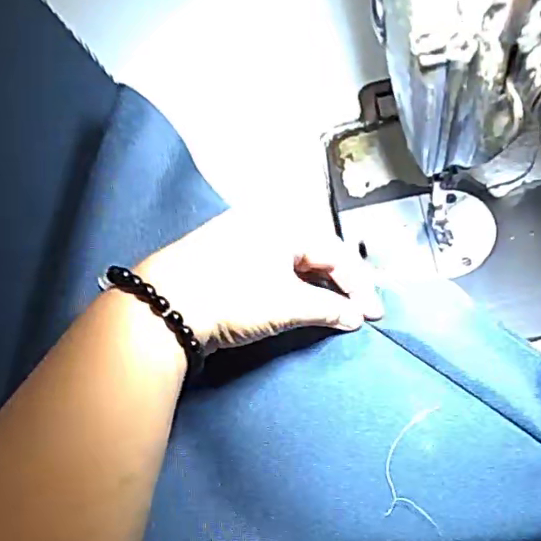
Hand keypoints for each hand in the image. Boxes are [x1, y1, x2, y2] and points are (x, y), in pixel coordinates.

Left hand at [133, 211, 384, 353]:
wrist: (167, 307)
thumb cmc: (231, 296)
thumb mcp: (289, 305)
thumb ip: (329, 310)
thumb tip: (353, 317)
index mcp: (283, 223)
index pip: (336, 254)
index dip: (359, 287)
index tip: (373, 315)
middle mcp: (265, 224)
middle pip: (317, 255)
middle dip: (342, 286)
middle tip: (359, 313)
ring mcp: (244, 242)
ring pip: (297, 264)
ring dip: (320, 290)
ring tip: (335, 313)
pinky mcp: (229, 263)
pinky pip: (277, 272)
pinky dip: (296, 291)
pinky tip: (303, 307)